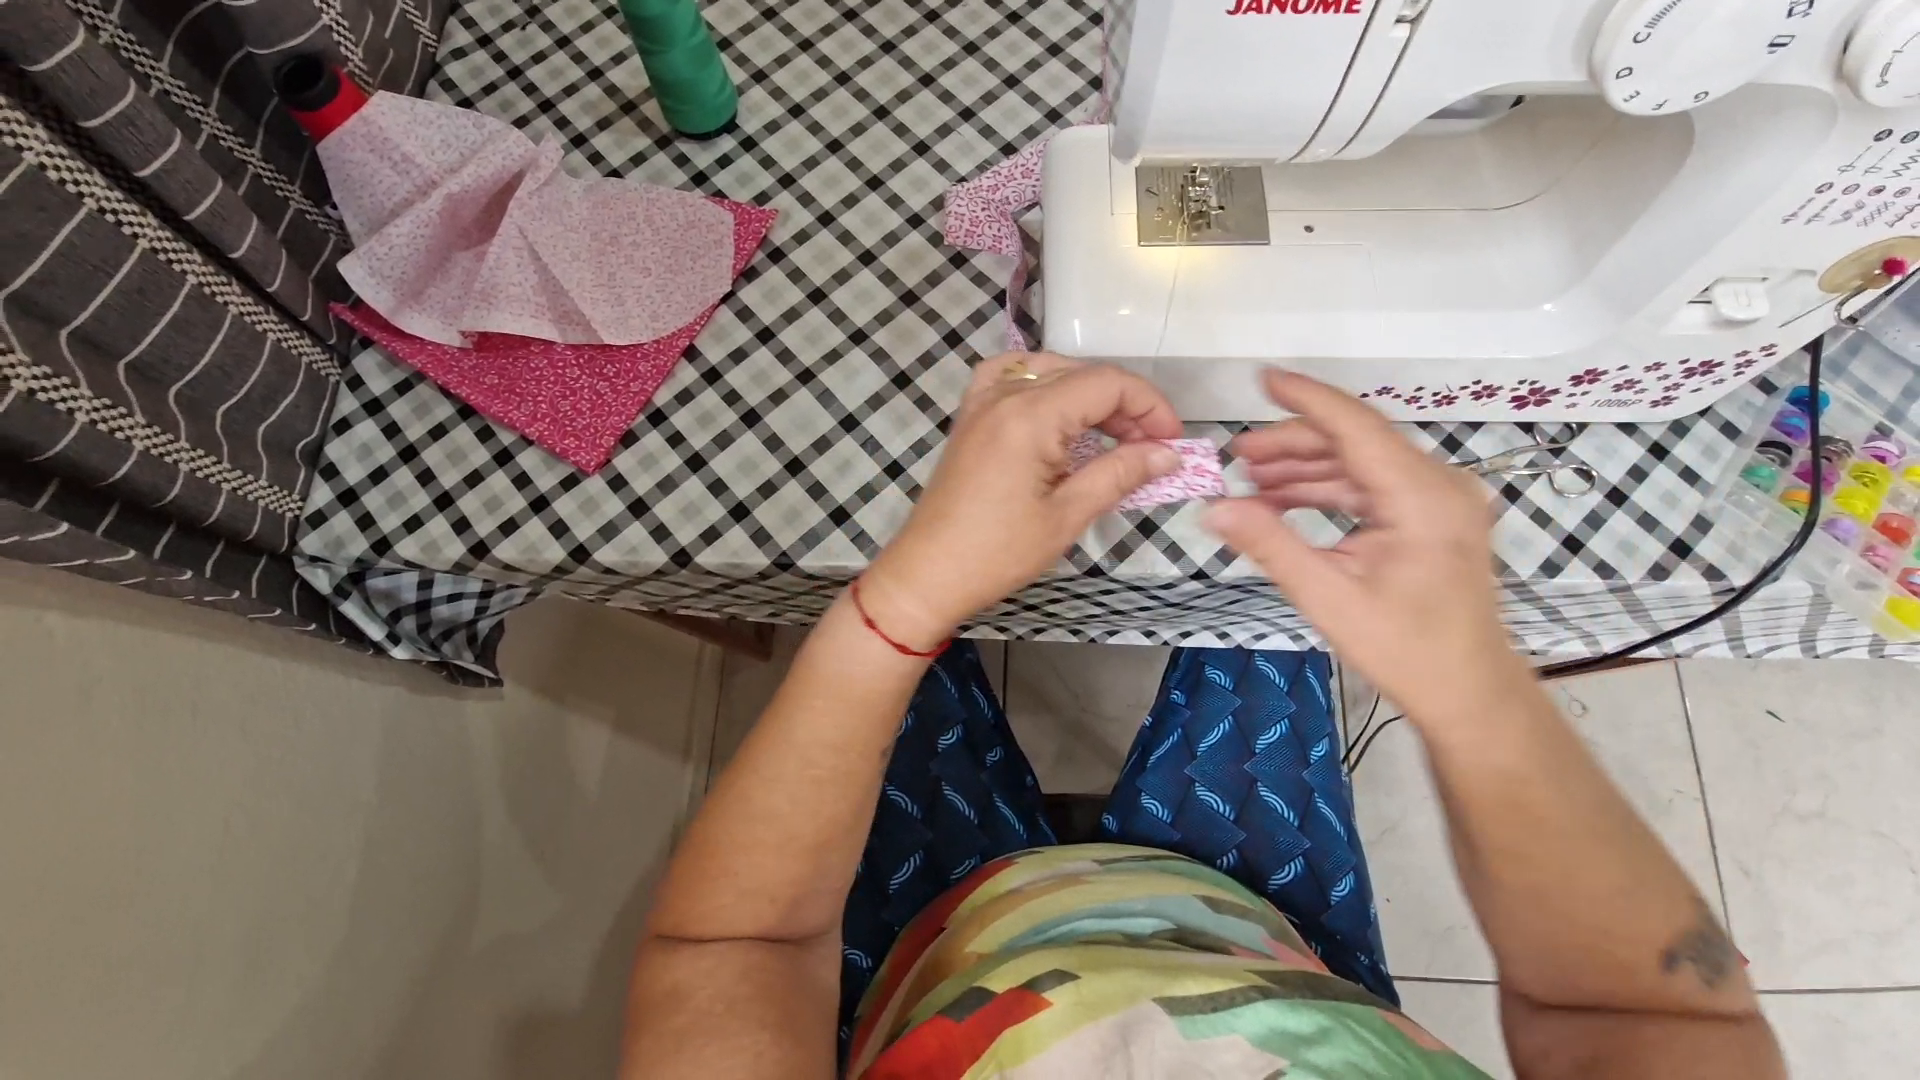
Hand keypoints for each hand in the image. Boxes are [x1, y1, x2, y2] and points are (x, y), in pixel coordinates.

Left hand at [859, 353, 1185, 649]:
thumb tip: (1169, 455)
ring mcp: (982, 403)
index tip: (1172, 443)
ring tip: (1110, 435)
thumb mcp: (1067, 515)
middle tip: (1148, 449)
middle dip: (1124, 405)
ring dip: (1088, 395)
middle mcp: (1004, 395)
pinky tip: (1055, 408)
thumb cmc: (998, 553)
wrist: (929, 573)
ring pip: (1049, 371)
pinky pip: (1008, 377)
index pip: (1107, 383)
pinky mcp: (970, 418)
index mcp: (1031, 415)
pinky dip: (1040, 383)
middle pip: (1082, 374)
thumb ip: (1119, 474)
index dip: (1150, 406)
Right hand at [1203, 371, 1530, 721]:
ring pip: (1360, 463)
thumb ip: (1269, 545)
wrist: (1468, 692)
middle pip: (1355, 441)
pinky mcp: (1432, 517)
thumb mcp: (1328, 596)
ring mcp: (1439, 500)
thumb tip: (1212, 509)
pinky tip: (1284, 500)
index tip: (1262, 378)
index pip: (1356, 427)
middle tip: (1236, 457)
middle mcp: (1439, 485)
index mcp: (1422, 497)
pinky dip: (1327, 490)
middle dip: (1292, 443)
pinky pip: (1371, 487)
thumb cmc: (1404, 649)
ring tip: (1250, 478)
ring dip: (1306, 467)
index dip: (1305, 399)